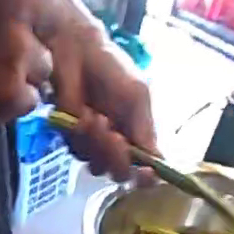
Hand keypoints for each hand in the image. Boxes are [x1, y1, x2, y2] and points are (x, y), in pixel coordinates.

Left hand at [48, 1, 156, 181]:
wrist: (77, 56)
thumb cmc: (112, 70)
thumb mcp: (137, 96)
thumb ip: (146, 131)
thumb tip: (159, 164)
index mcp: (139, 138)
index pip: (146, 171)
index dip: (145, 178)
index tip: (144, 172)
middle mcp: (119, 148)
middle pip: (121, 174)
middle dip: (117, 157)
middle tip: (114, 134)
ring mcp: (95, 147)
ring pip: (98, 166)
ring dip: (98, 144)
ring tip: (97, 117)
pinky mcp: (73, 141)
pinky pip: (79, 153)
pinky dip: (81, 136)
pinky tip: (83, 115)